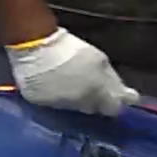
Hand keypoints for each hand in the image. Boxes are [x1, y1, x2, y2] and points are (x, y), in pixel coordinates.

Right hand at [7, 30, 138, 116]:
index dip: (116, 102)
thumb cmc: (70, 49)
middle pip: (92, 110)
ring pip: (70, 108)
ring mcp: (56, 104)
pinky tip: (50, 85)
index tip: (116, 94)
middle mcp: (79, 104)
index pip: (114, 109)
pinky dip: (53, 97)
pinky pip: (49, 103)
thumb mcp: (100, 60)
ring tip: (66, 84)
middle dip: (94, 101)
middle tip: (89, 87)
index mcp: (98, 93)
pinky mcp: (37, 102)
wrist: (33, 46)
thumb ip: (110, 80)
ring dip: (72, 99)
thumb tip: (122, 93)